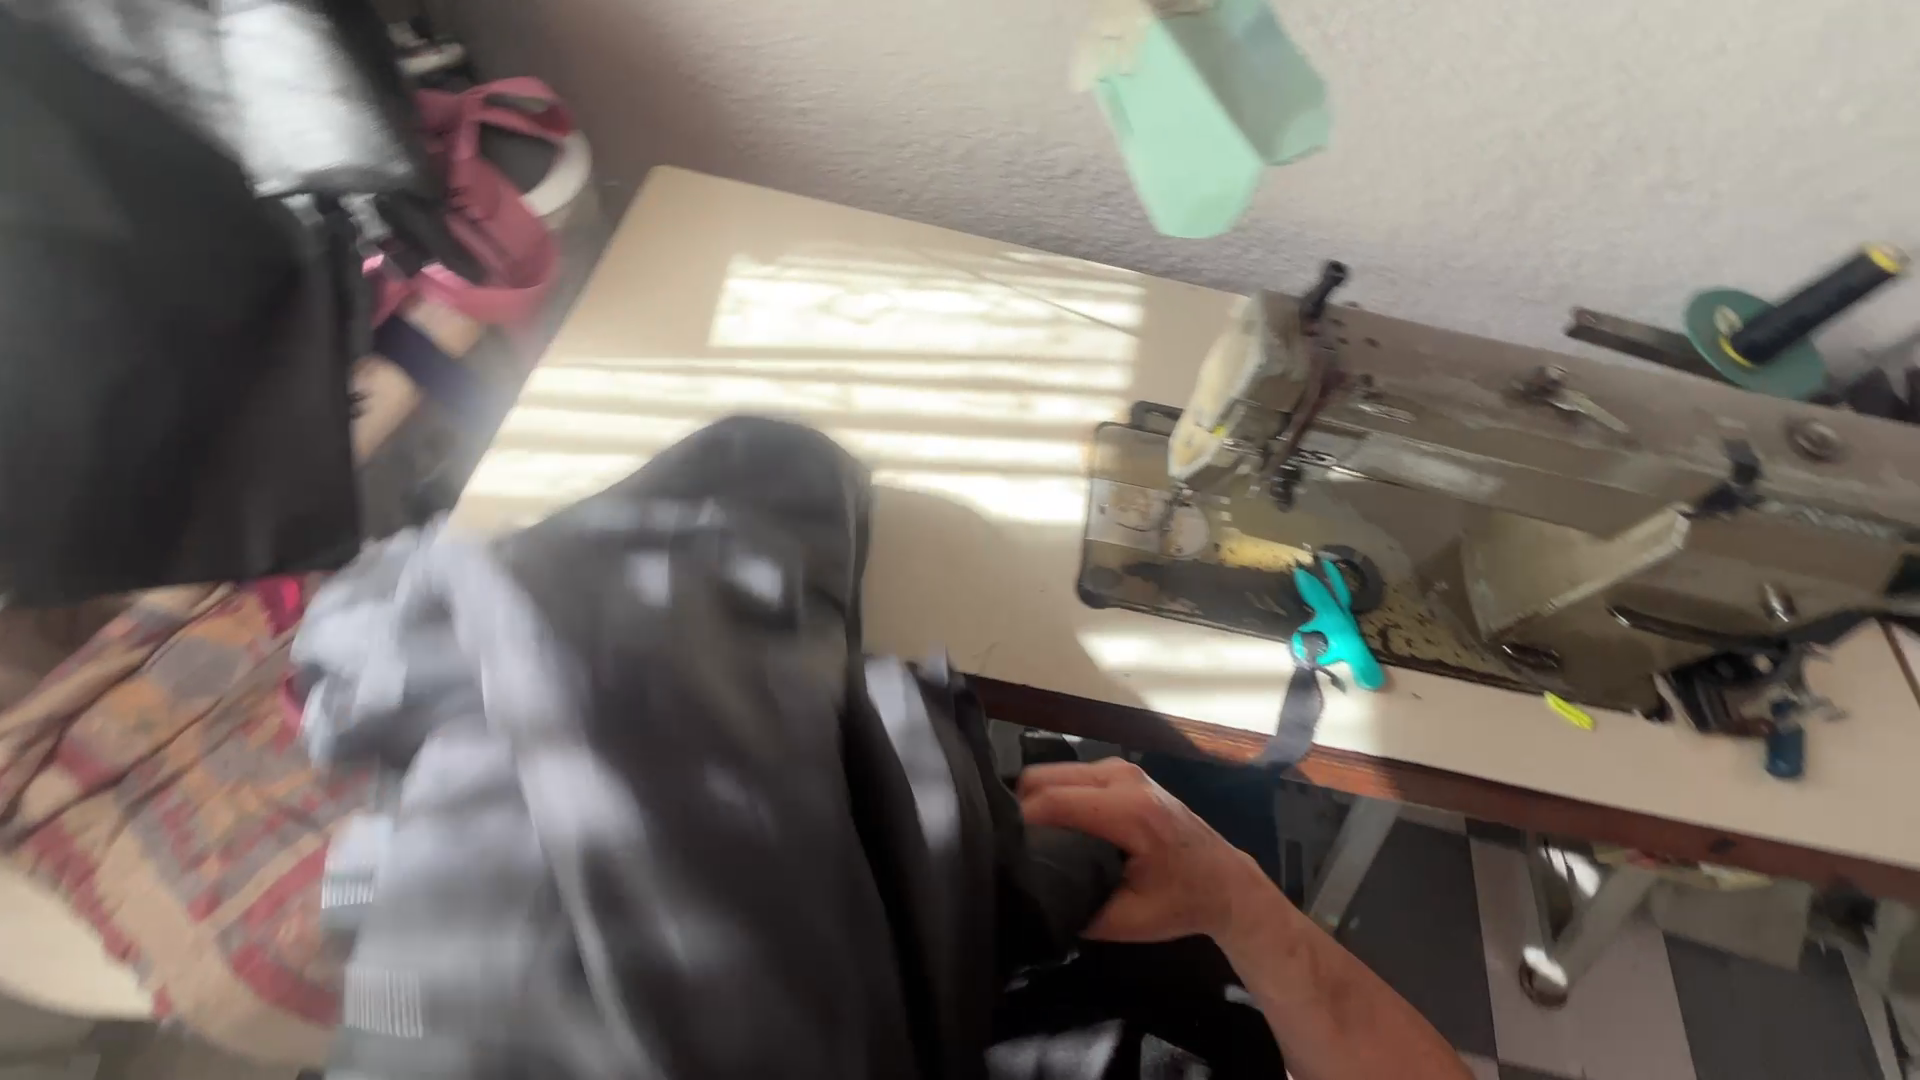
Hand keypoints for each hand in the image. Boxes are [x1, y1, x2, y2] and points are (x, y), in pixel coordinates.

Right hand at [1017, 758, 1276, 944]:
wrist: (1226, 881)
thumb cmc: (1182, 902)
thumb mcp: (1130, 920)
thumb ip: (1080, 909)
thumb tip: (1034, 896)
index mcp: (1129, 812)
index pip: (1053, 802)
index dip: (1020, 824)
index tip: (1001, 850)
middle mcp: (1122, 778)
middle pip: (1044, 778)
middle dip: (1022, 810)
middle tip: (1013, 848)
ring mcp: (1120, 768)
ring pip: (1052, 772)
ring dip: (1036, 801)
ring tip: (1031, 839)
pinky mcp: (1118, 770)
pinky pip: (1069, 774)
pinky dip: (1053, 795)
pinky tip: (1053, 826)